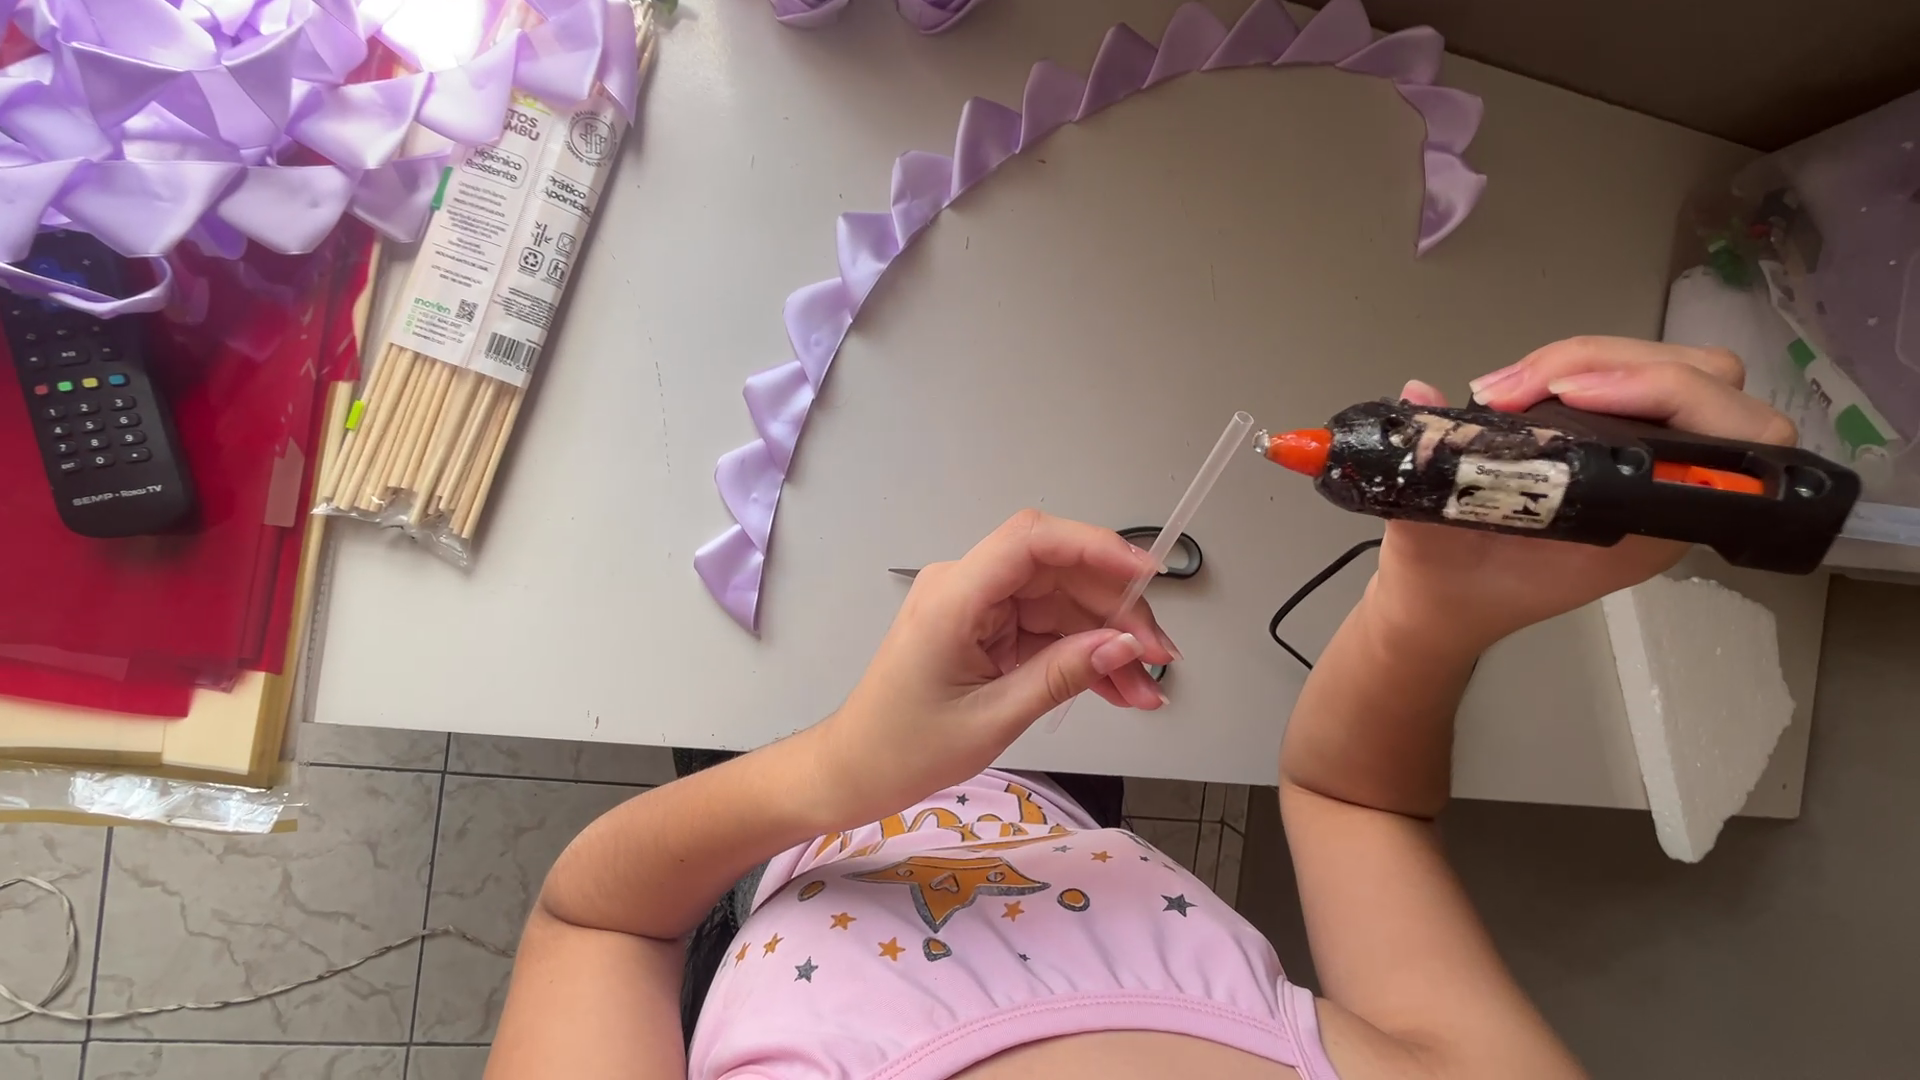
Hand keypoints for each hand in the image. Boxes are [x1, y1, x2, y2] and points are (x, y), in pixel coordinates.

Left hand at [811, 510, 1178, 825]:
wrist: (856, 769)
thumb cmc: (907, 749)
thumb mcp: (993, 718)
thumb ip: (1062, 675)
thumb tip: (1127, 645)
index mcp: (955, 596)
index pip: (1032, 542)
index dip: (1096, 547)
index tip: (1148, 576)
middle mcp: (966, 585)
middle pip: (1058, 572)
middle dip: (1116, 611)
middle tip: (1160, 660)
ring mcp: (977, 605)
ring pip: (1061, 602)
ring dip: (1108, 641)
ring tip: (1145, 690)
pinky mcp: (986, 627)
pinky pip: (1046, 628)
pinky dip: (1082, 655)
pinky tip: (1119, 688)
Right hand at [1370, 336, 1798, 647]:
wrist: (1443, 607)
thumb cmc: (1451, 589)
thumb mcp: (1428, 546)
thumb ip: (1423, 476)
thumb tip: (1417, 395)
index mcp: (1650, 529)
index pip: (1727, 438)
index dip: (1664, 393)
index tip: (1567, 393)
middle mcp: (1665, 489)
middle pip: (1704, 381)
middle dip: (1609, 363)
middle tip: (1513, 389)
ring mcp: (1642, 461)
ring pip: (1670, 370)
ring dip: (1586, 360)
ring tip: (1501, 388)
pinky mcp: (1608, 443)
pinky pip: (1626, 382)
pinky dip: (1574, 367)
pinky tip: (1514, 387)